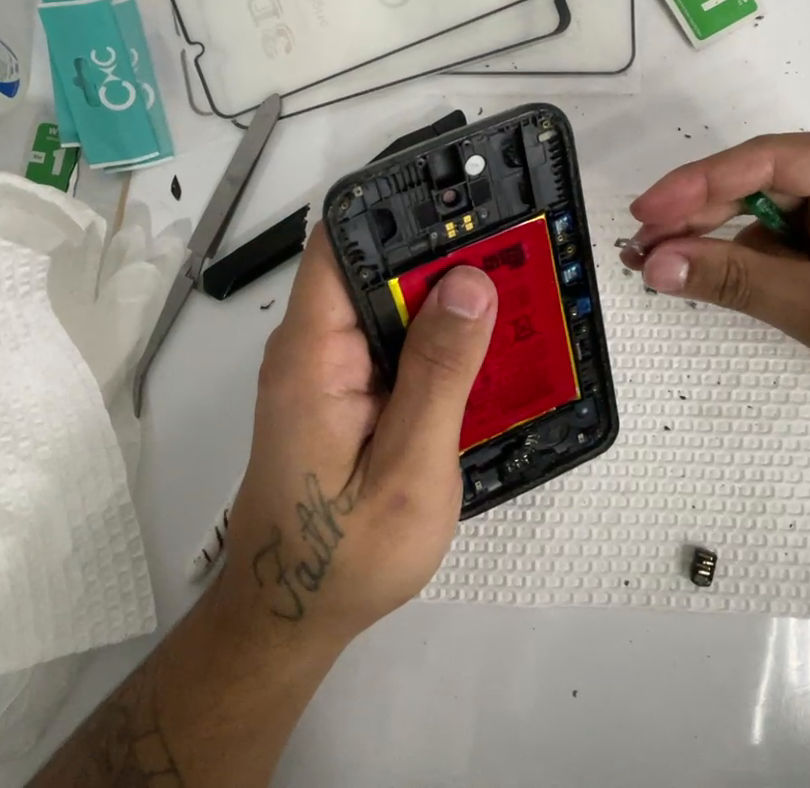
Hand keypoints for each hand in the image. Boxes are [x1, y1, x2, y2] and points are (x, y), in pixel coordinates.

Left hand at [206, 226, 496, 654]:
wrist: (293, 615)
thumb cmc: (346, 554)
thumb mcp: (408, 468)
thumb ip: (439, 373)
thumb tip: (469, 282)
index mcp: (312, 353)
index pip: (341, 243)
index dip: (397, 209)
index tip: (464, 194)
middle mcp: (310, 349)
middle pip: (372, 269)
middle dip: (439, 249)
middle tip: (516, 240)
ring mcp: (324, 372)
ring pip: (386, 306)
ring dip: (443, 295)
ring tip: (514, 281)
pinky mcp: (340, 396)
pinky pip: (389, 345)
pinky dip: (433, 337)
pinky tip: (482, 343)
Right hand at [622, 126, 809, 434]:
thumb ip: (741, 282)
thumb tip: (654, 263)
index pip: (773, 160)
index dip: (699, 184)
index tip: (644, 214)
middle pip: (760, 182)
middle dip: (699, 215)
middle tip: (639, 248)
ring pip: (761, 212)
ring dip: (710, 239)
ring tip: (654, 264)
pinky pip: (776, 242)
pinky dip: (735, 260)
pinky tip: (695, 272)